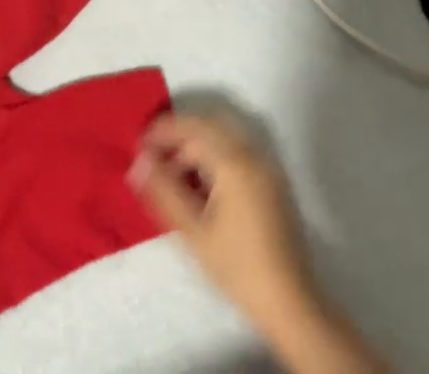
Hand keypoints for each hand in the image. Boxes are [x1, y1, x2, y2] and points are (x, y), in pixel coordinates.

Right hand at [129, 114, 389, 373]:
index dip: (163, 131)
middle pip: (212, 126)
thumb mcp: (194, 232)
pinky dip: (215, 155)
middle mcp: (255, 157)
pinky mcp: (274, 183)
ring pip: (226, 138)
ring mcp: (268, 169)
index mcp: (236, 165)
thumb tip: (138, 162)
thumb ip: (164, 192)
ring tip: (172, 173)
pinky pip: (239, 152)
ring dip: (197, 145)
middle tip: (154, 156)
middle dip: (180, 134)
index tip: (139, 144)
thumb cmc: (238, 267)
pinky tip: (199, 183)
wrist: (290, 301)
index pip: (194, 129)